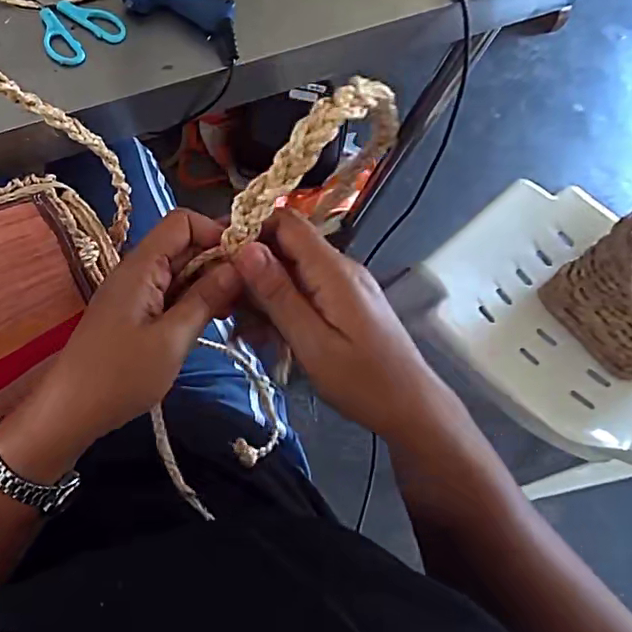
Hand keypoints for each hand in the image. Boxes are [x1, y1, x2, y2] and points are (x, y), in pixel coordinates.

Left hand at [0, 210, 241, 481]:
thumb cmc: (120, 376)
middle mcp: (137, 270)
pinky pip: (170, 292)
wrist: (70, 410)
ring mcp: (135, 291)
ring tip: (238, 306)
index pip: (181, 222)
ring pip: (180, 270)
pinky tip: (214, 318)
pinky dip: (193, 299)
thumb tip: (239, 266)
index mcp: (141, 266)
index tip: (245, 260)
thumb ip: (205, 299)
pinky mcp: (135, 312)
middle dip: (218, 259)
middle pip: (183, 244)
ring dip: (209, 282)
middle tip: (251, 289)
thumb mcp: (172, 339)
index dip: (215, 232)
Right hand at [233, 210, 451, 440]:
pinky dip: (281, 307)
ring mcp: (343, 285)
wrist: (413, 409)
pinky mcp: (344, 302)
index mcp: (333, 271)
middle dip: (250, 270)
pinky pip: (304, 291)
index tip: (217, 253)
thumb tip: (245, 248)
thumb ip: (278, 294)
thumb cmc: (363, 382)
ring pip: (291, 272)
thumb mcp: (311, 342)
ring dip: (262, 295)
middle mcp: (339, 268)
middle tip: (223, 304)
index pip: (285, 222)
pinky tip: (266, 336)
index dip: (249, 229)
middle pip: (285, 247)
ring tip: (242, 330)